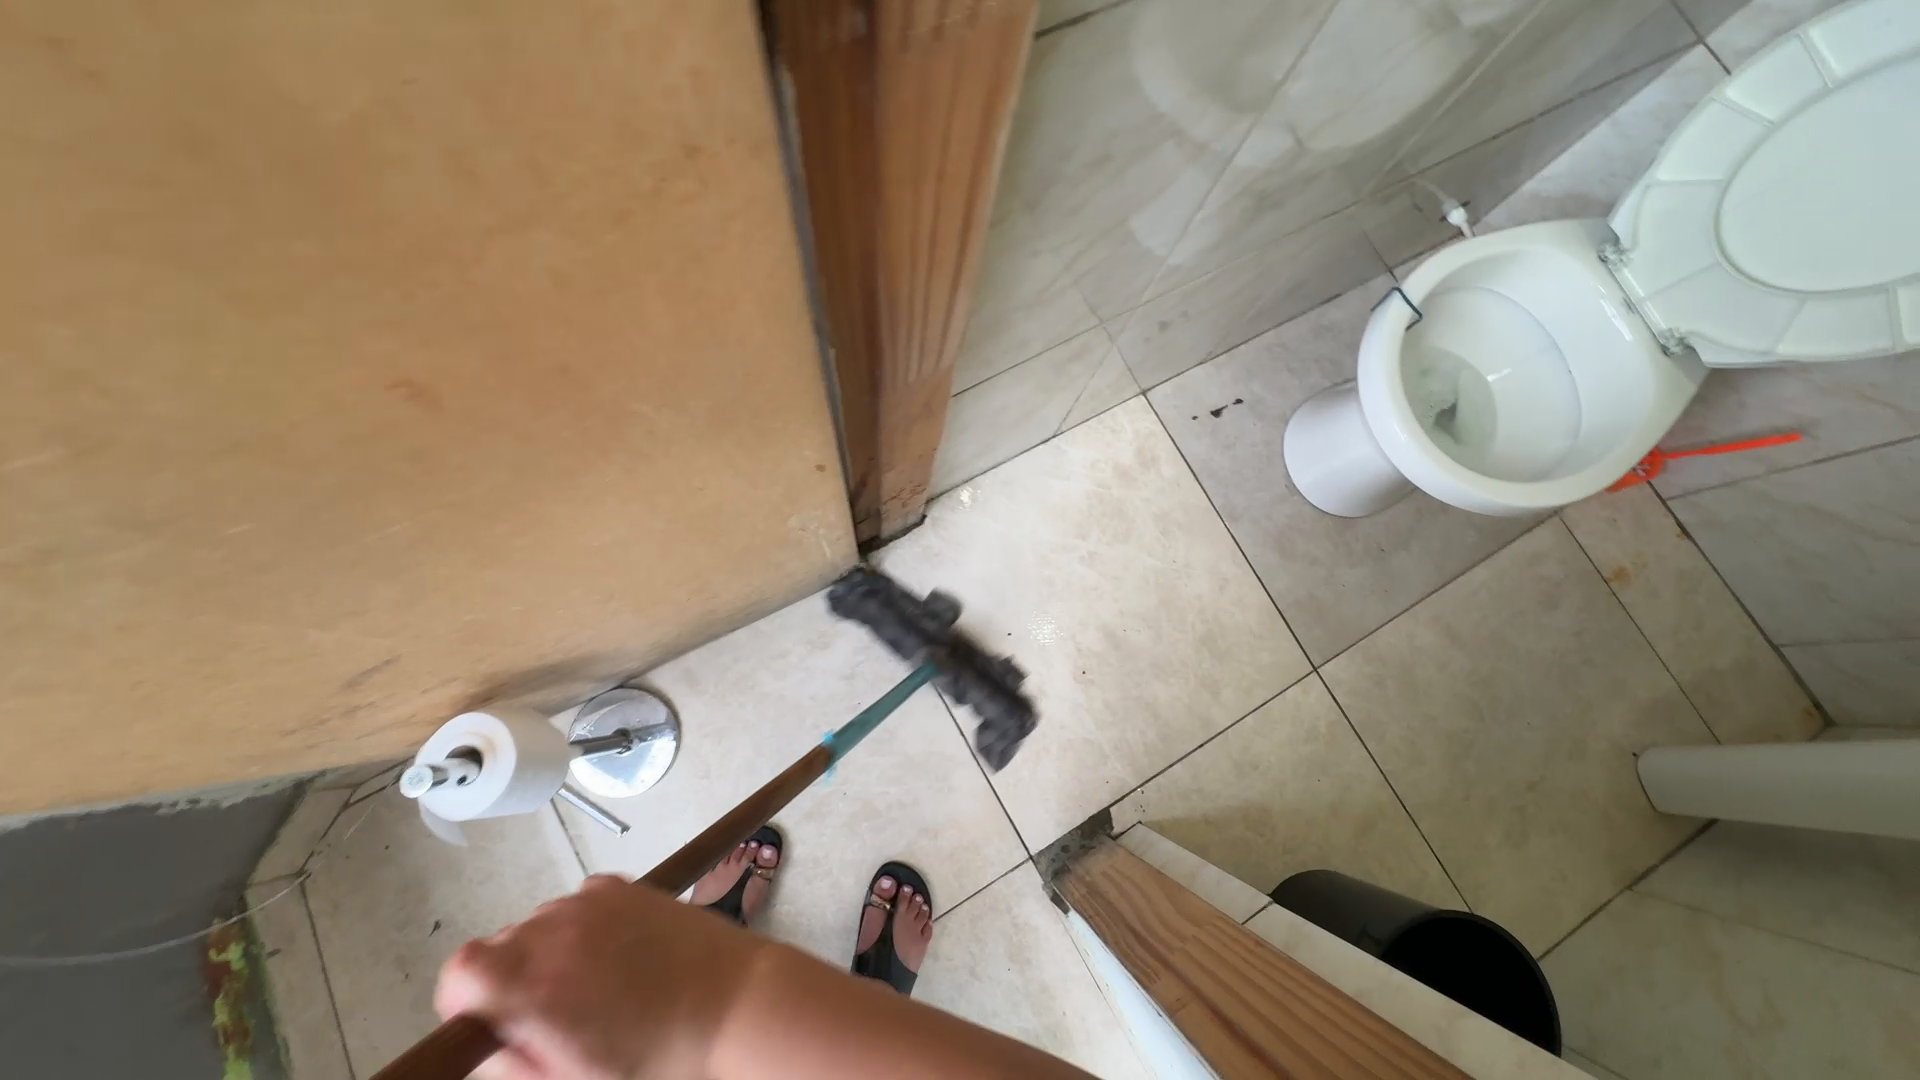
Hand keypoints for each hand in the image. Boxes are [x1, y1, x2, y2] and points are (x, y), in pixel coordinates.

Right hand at [435, 874, 769, 1079]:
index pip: (458, 972)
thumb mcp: (570, 1078)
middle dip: (512, 978)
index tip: (494, 1022)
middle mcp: (554, 930)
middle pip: (500, 946)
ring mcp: (591, 901)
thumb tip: (484, 1048)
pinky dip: (587, 924)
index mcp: (530, 982)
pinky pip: (581, 903)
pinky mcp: (624, 886)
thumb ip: (510, 1065)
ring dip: (552, 950)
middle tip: (557, 1012)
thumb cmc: (654, 1056)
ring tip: (600, 984)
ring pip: (542, 924)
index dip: (465, 1001)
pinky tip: (622, 952)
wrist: (732, 1003)